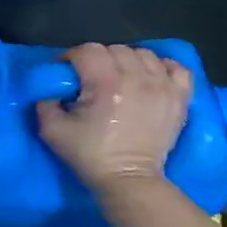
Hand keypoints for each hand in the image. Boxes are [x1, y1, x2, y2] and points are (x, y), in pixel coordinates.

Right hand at [36, 43, 192, 192]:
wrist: (127, 177)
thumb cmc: (87, 154)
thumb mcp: (51, 130)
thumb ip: (45, 102)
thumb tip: (51, 88)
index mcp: (105, 84)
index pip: (88, 50)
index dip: (70, 56)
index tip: (64, 71)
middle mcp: (138, 78)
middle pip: (115, 49)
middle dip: (97, 58)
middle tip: (88, 77)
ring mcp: (164, 86)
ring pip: (144, 54)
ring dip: (126, 60)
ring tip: (118, 77)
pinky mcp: (180, 96)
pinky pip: (176, 67)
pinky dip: (160, 66)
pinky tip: (148, 76)